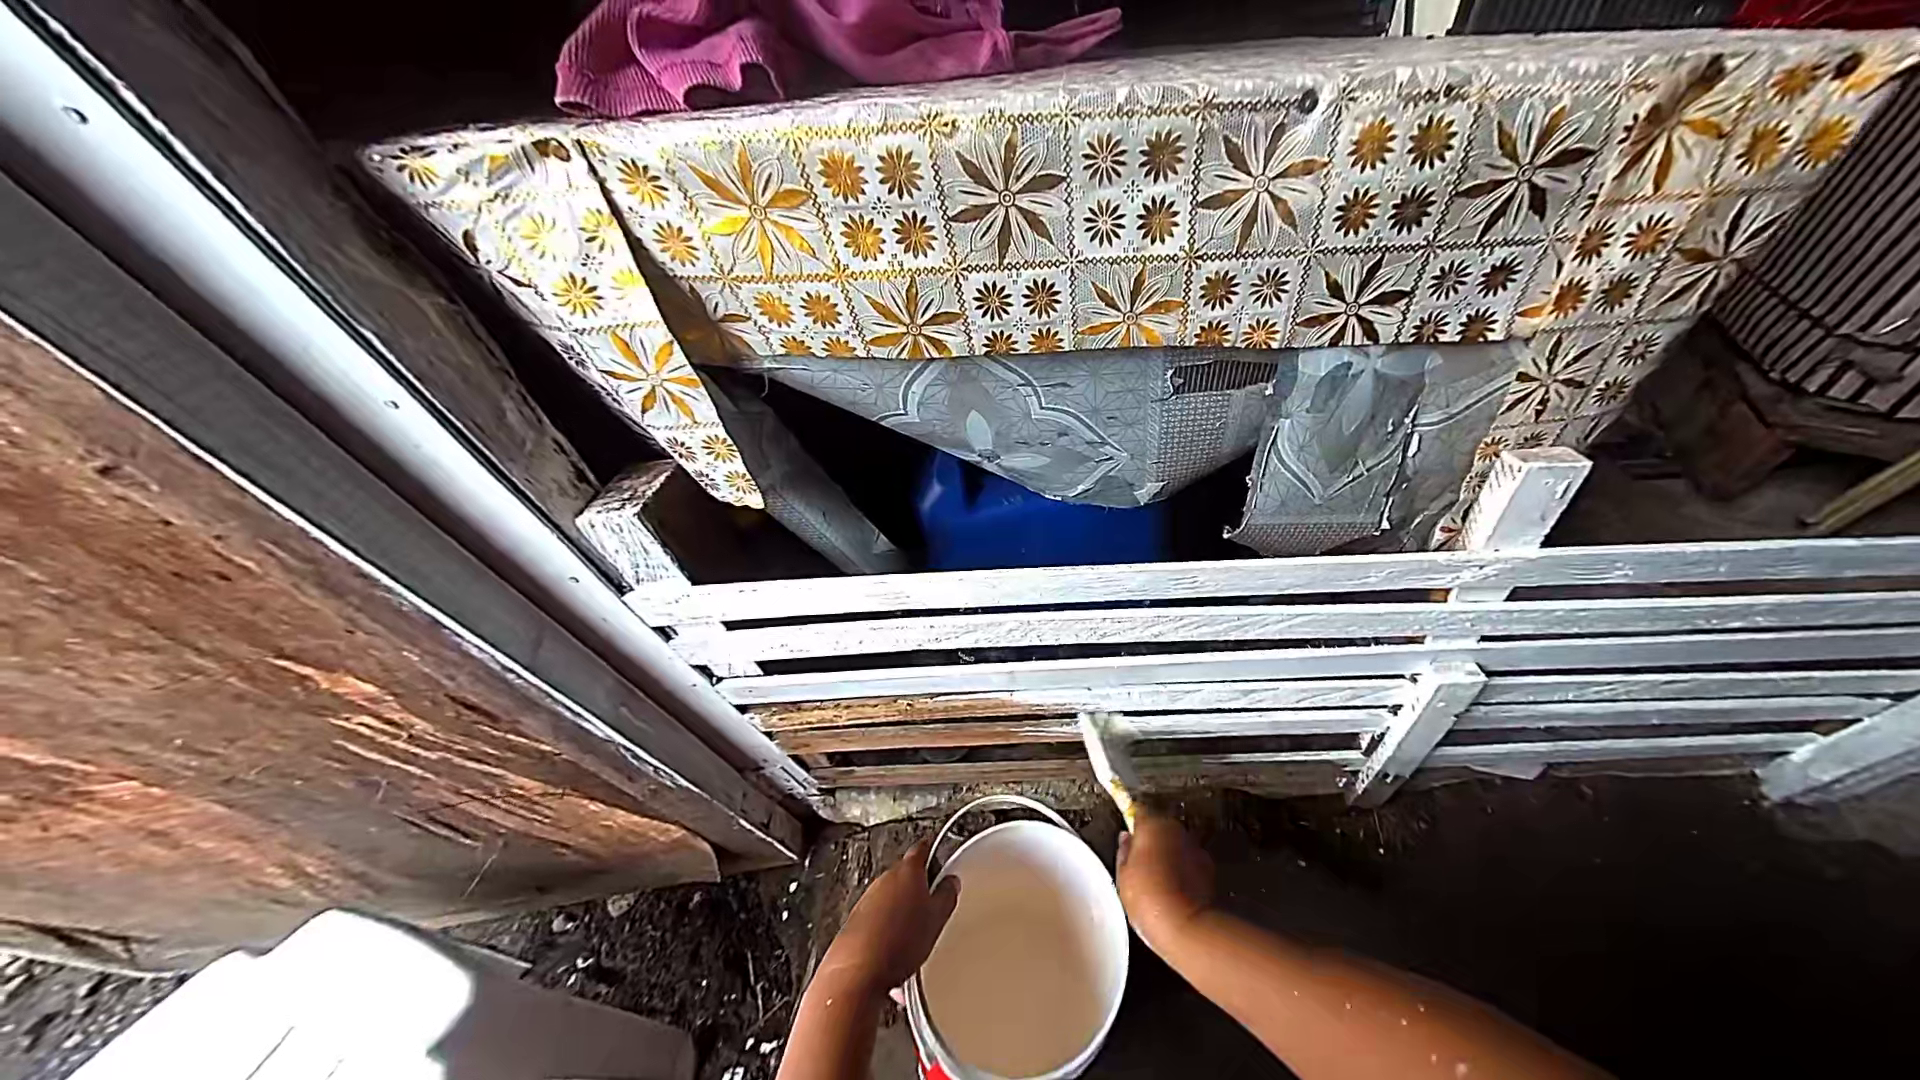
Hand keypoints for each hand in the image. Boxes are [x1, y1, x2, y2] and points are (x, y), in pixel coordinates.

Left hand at [817, 838, 960, 998]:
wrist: (858, 972)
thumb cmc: (898, 943)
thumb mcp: (937, 919)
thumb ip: (946, 895)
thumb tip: (950, 884)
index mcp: (908, 871)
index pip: (921, 849)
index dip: (930, 848)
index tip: (935, 848)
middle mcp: (885, 879)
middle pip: (905, 874)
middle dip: (917, 887)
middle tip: (932, 905)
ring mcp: (867, 899)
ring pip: (890, 897)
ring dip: (901, 910)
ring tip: (914, 937)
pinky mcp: (855, 920)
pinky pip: (876, 918)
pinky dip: (886, 928)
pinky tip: (895, 952)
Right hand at [1115, 809, 1214, 950]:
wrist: (1189, 929)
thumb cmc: (1147, 899)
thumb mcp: (1123, 876)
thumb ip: (1124, 851)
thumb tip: (1127, 837)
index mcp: (1153, 825)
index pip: (1139, 811)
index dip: (1132, 824)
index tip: (1128, 839)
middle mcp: (1177, 830)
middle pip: (1160, 827)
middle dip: (1153, 840)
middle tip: (1141, 863)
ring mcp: (1197, 848)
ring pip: (1177, 845)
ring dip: (1169, 854)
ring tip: (1159, 880)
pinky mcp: (1211, 869)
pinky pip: (1190, 862)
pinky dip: (1184, 870)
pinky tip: (1176, 890)